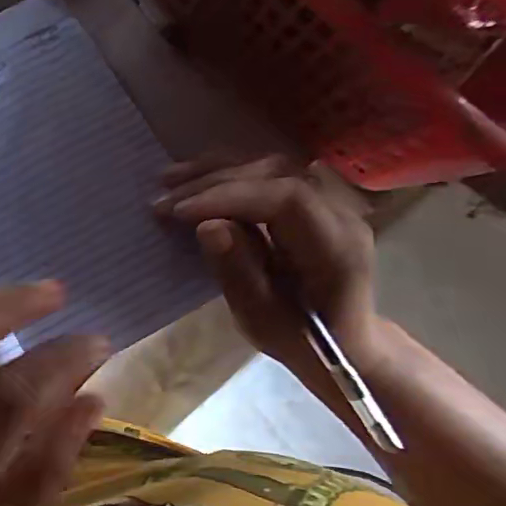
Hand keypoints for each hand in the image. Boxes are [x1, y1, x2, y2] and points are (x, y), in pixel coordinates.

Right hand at [154, 156, 384, 375]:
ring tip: (169, 180)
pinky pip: (271, 173)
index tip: (179, 212)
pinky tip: (195, 177)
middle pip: (278, 174)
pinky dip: (229, 172)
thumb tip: (207, 226)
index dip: (229, 198)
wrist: (341, 339)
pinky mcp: (312, 202)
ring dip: (217, 170)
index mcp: (334, 248)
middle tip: (164, 201)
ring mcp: (329, 202)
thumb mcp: (261, 319)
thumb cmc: (300, 338)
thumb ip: (237, 271)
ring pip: (272, 166)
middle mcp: (341, 214)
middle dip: (215, 183)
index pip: (286, 199)